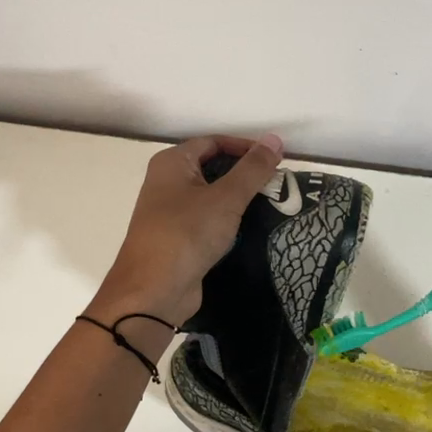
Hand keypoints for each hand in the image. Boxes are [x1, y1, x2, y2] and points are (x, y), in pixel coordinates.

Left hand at [87, 133, 283, 328]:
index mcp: (172, 163)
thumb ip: (252, 169)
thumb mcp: (225, 198)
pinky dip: (228, 222)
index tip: (275, 160)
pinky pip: (208, 221)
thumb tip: (274, 139)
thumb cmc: (186, 234)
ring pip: (211, 197)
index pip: (213, 142)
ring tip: (272, 206)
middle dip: (244, 175)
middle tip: (277, 185)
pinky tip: (251, 230)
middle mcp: (167, 182)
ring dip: (239, 200)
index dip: (245, 147)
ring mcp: (170, 212)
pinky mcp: (178, 239)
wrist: (154, 291)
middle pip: (212, 168)